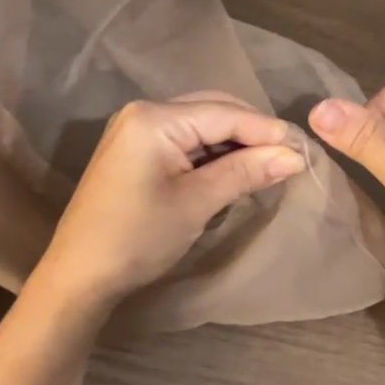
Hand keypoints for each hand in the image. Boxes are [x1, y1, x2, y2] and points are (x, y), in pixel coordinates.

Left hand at [31, 92, 304, 308]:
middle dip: (251, 131)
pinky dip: (210, 152)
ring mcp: (134, 130)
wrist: (80, 274)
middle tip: (289, 156)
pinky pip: (182, 139)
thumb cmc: (138, 238)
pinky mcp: (132, 150)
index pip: (224, 113)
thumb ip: (245, 172)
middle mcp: (142, 112)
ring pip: (198, 124)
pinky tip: (233, 169)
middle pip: (212, 110)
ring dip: (232, 142)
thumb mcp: (197, 203)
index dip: (267, 130)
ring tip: (268, 164)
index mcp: (154, 118)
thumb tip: (295, 156)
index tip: (305, 149)